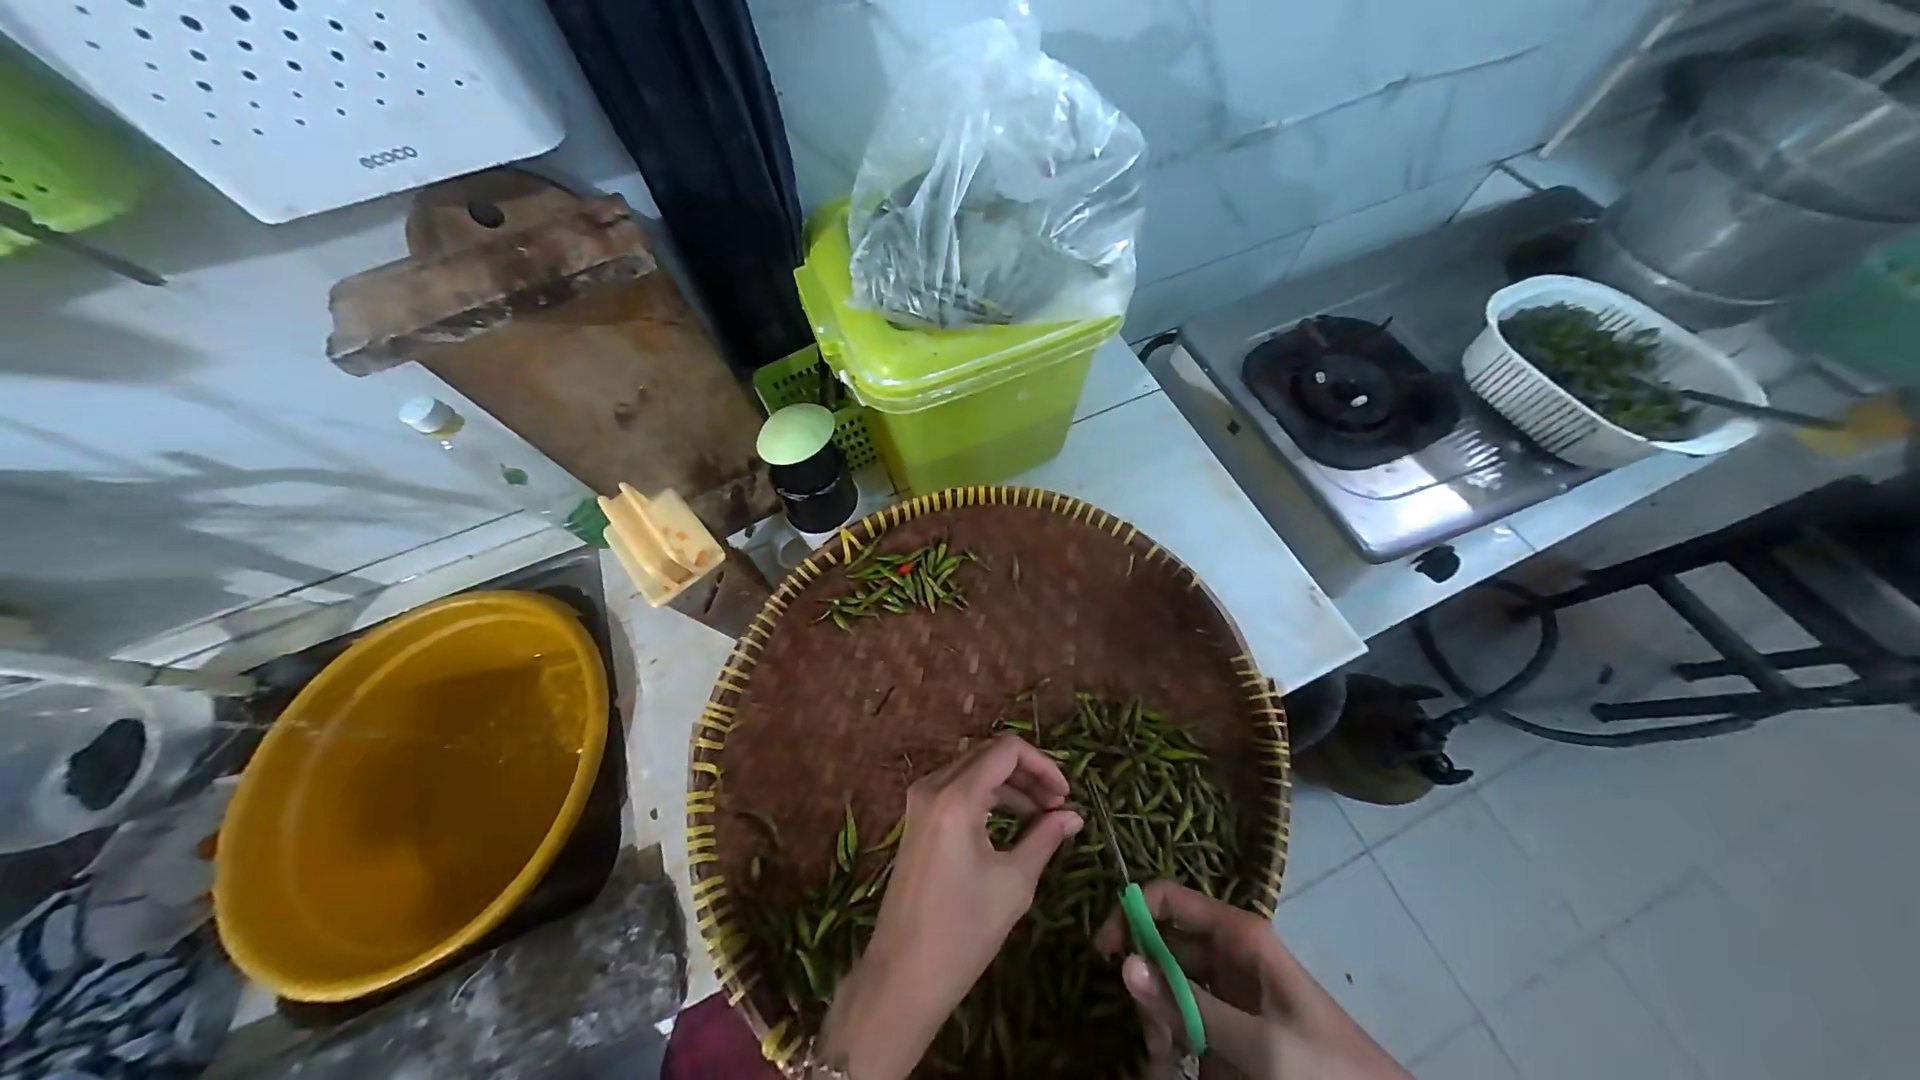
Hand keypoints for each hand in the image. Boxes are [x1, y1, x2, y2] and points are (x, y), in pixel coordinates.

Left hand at [816, 735, 1083, 1079]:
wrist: (904, 974)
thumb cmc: (964, 931)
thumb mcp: (1014, 882)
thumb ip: (1045, 837)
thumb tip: (1074, 815)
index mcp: (956, 796)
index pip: (1007, 750)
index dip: (1043, 765)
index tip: (1065, 796)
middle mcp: (933, 787)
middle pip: (989, 755)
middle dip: (1028, 774)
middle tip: (1058, 806)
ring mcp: (920, 801)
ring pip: (974, 770)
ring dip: (1010, 786)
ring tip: (1043, 816)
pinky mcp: (917, 818)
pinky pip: (958, 789)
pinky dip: (988, 797)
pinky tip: (1013, 822)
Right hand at [1095, 880, 1411, 1079]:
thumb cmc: (1327, 1071)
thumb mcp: (1258, 1044)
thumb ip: (1188, 1005)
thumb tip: (1122, 963)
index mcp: (1238, 935)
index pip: (1167, 897)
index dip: (1131, 913)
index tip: (1104, 953)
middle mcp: (1226, 953)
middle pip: (1160, 945)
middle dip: (1145, 985)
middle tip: (1151, 1033)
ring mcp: (1226, 991)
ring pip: (1165, 987)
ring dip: (1156, 1021)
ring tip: (1166, 1061)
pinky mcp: (1226, 1026)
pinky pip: (1181, 1021)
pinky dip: (1170, 1043)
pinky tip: (1174, 1067)